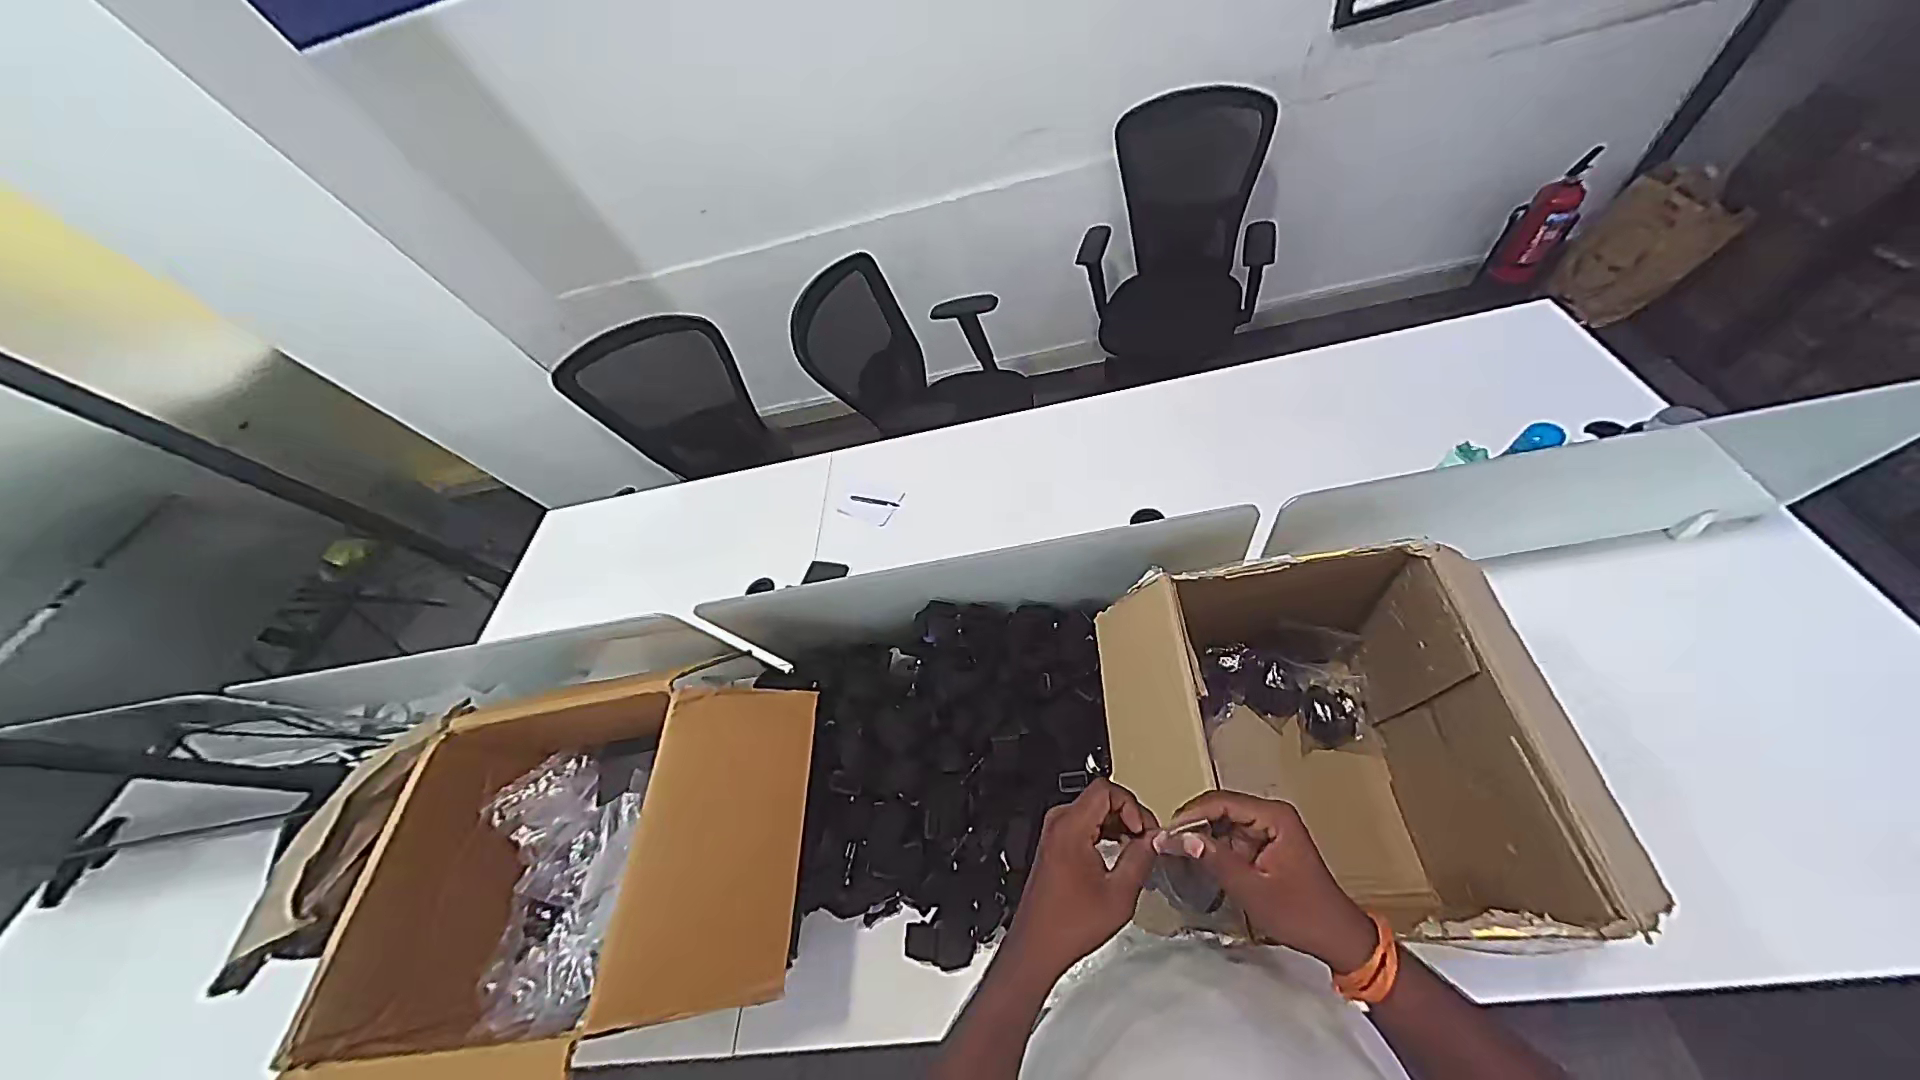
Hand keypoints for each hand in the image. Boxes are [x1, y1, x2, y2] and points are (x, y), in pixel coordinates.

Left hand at [1002, 778, 1160, 978]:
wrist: (1039, 944)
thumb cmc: (1068, 924)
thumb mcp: (1119, 893)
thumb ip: (1141, 858)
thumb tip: (1154, 839)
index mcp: (1070, 827)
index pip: (1105, 789)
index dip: (1132, 805)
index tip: (1145, 830)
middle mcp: (1058, 823)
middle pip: (1100, 797)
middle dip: (1129, 815)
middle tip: (1147, 839)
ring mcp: (1054, 832)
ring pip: (1093, 809)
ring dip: (1118, 824)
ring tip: (1136, 848)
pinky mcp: (1055, 843)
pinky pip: (1084, 822)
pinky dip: (1105, 832)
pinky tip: (1118, 853)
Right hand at [1156, 791, 1375, 972]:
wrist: (1339, 941)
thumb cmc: (1302, 916)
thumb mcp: (1253, 890)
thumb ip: (1215, 860)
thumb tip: (1178, 838)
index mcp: (1274, 816)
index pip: (1221, 802)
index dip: (1190, 815)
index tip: (1166, 834)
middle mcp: (1271, 814)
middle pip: (1220, 808)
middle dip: (1193, 824)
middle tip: (1167, 843)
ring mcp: (1269, 828)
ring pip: (1222, 822)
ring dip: (1202, 836)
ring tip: (1176, 851)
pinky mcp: (1265, 843)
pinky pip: (1231, 837)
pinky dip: (1214, 847)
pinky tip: (1197, 859)